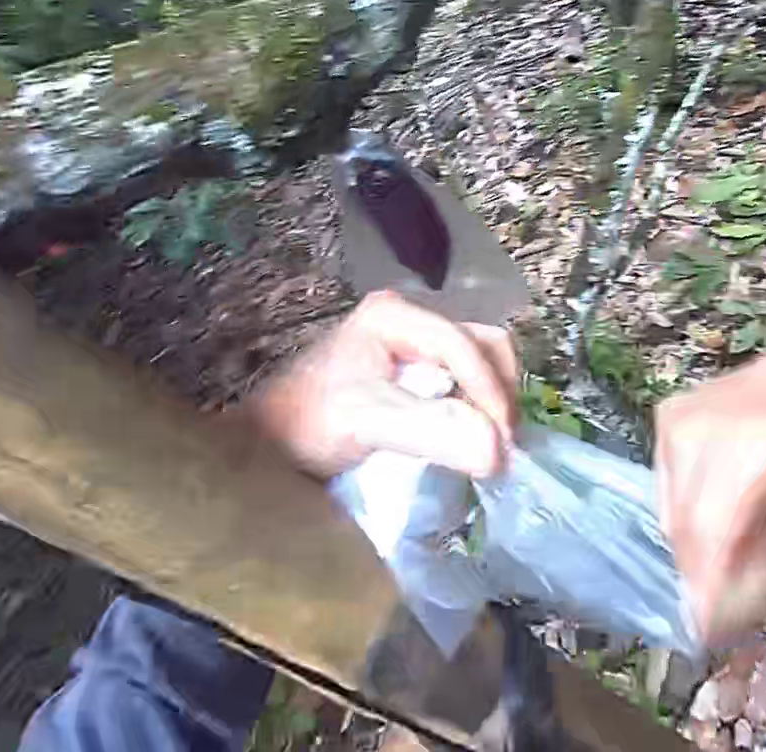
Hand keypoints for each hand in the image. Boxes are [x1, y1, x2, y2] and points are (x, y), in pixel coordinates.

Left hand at [245, 291, 519, 478]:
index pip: (462, 345)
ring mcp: (415, 342)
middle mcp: (411, 319)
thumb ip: (429, 430)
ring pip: (480, 360)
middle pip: (481, 344)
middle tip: (503, 443)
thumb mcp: (365, 422)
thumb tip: (496, 451)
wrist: (263, 448)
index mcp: (395, 314)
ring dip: (494, 398)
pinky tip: (473, 433)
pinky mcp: (416, 369)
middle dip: (498, 391)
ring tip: (491, 441)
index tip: (501, 445)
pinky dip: (480, 405)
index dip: (489, 391)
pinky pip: (467, 379)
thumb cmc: (305, 426)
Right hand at [656, 341, 765, 648]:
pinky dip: (693, 470)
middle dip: (691, 514)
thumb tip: (703, 595)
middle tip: (707, 590)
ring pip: (696, 414)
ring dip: (684, 493)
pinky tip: (722, 515)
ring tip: (715, 558)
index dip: (717, 520)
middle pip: (715, 424)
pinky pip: (704, 410)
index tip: (704, 600)